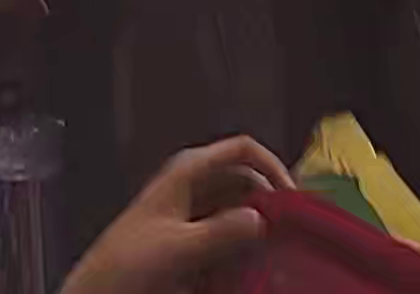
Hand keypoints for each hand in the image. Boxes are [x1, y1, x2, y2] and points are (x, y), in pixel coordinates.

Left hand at [59, 136, 296, 293]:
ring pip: (237, 209)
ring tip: (274, 254)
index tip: (294, 200)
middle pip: (245, 180)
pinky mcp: (188, 239)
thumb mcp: (175, 250)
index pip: (243, 149)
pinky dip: (240, 248)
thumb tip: (261, 218)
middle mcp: (194, 183)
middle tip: (291, 234)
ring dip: (255, 229)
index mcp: (191, 170)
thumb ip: (219, 233)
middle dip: (267, 203)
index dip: (273, 166)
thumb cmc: (126, 266)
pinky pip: (225, 235)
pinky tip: (249, 269)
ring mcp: (191, 211)